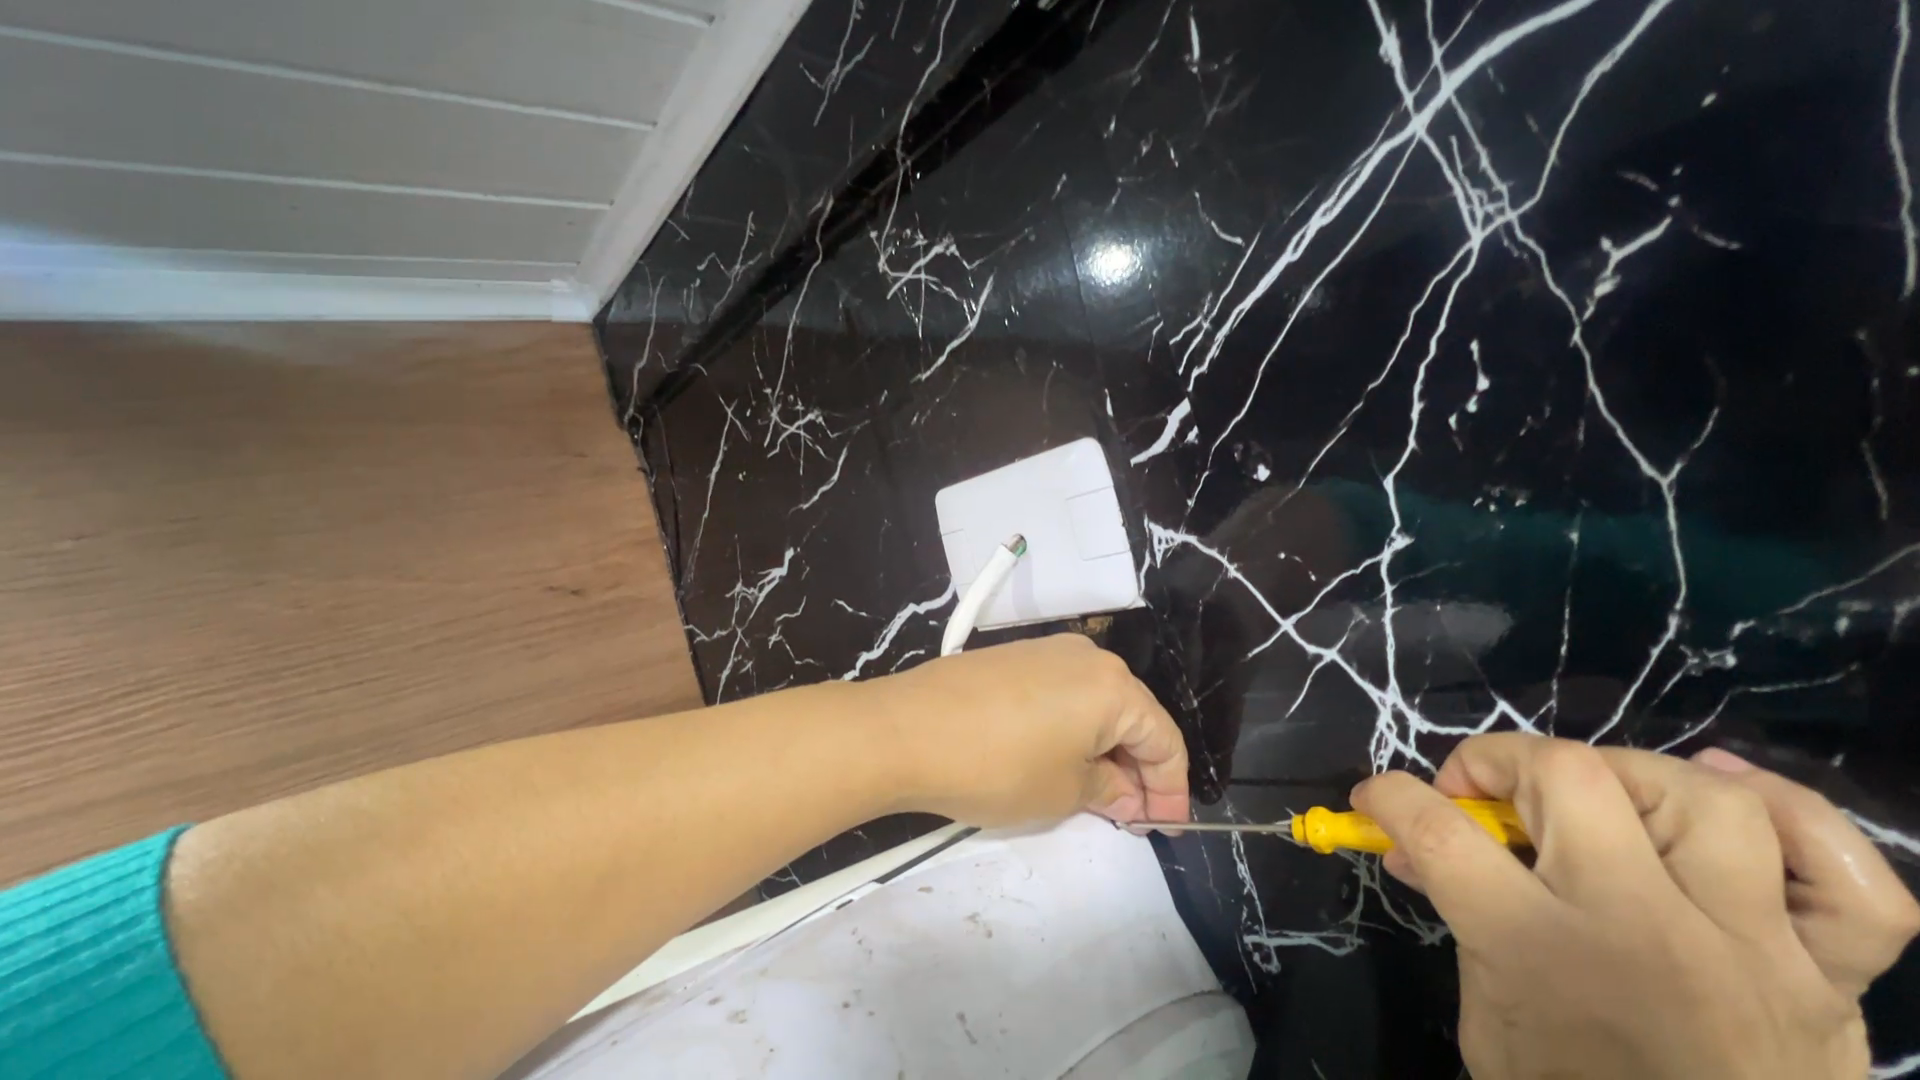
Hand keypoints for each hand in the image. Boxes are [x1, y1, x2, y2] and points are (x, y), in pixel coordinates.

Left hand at [861, 634, 1188, 827]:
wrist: (903, 731)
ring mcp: (1043, 653)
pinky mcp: (1009, 659)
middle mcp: (1085, 658)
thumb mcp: (1063, 792)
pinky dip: (1069, 730)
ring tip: (1094, 794)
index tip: (1166, 828)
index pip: (1163, 740)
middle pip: (1130, 718)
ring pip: (1092, 706)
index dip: (1170, 791)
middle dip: (1137, 769)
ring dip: (1101, 750)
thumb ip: (1107, 790)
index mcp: (1113, 687)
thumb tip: (1124, 792)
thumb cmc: (997, 766)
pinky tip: (1055, 760)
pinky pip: (1059, 696)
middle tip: (1132, 816)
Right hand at [1351, 734, 1919, 1079]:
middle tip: (1488, 796)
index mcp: (1540, 951)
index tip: (1378, 797)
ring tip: (1599, 802)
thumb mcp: (1488, 1021)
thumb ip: (1459, 921)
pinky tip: (1735, 796)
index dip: (1390, 796)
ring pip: (1704, 800)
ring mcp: (1751, 949)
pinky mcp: (1832, 978)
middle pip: (1570, 777)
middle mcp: (1644, 930)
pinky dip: (1800, 817)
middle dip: (1503, 763)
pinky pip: (1851, 878)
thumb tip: (1416, 847)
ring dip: (1629, 778)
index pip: (1441, 834)